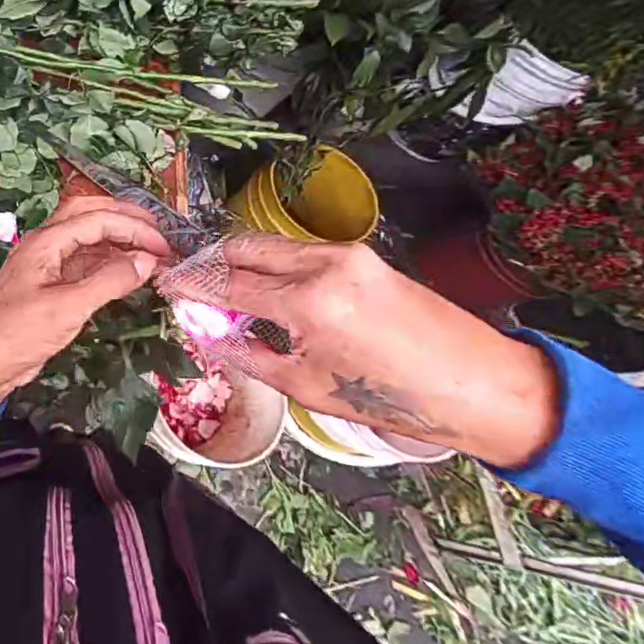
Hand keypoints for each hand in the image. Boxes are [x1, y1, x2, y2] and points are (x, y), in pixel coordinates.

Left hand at [0, 197, 169, 410]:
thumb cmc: (19, 334)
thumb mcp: (68, 308)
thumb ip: (110, 281)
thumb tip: (147, 261)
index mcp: (47, 241)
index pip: (99, 219)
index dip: (135, 228)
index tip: (163, 247)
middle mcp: (48, 243)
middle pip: (92, 213)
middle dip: (128, 218)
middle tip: (159, 233)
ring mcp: (49, 261)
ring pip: (90, 234)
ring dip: (120, 237)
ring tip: (150, 249)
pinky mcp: (53, 280)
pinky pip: (87, 257)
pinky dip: (111, 257)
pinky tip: (128, 268)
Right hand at [215, 237, 558, 467]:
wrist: (475, 381)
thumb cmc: (392, 398)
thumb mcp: (309, 387)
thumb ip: (251, 355)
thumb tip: (211, 334)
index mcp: (309, 302)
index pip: (230, 284)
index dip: (193, 285)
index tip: (168, 285)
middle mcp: (323, 262)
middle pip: (246, 247)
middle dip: (211, 260)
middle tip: (190, 281)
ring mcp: (344, 251)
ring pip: (272, 244)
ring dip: (241, 260)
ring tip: (222, 288)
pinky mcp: (360, 253)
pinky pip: (299, 251)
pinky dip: (272, 264)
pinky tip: (264, 287)